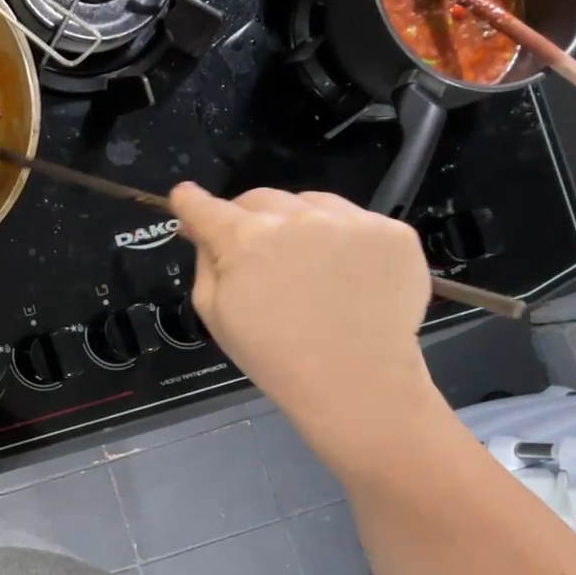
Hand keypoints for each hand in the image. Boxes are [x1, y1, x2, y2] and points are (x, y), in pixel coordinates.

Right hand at [169, 184, 437, 436]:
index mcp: (245, 239)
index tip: (183, 196)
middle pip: (259, 198)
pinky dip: (340, 237)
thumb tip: (202, 230)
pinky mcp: (392, 231)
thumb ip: (205, 262)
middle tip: (249, 250)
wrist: (354, 378)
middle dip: (246, 218)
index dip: (190, 202)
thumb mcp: (213, 312)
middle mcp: (297, 217)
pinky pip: (353, 220)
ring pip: (309, 203)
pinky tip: (340, 272)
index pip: (207, 208)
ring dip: (295, 222)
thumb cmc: (269, 353)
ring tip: (301, 263)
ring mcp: (350, 220)